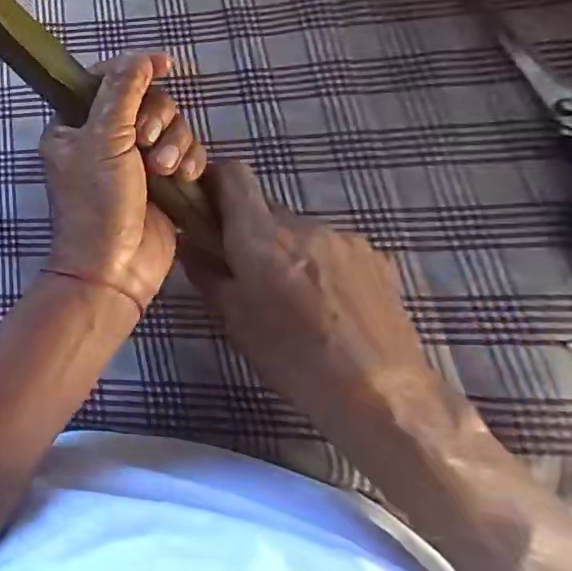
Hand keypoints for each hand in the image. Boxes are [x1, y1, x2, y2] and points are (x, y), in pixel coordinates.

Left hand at [40, 53, 206, 312]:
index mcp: (74, 126)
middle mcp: (103, 139)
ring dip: (174, 143)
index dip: (133, 69)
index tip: (162, 65)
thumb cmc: (97, 203)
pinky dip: (188, 161)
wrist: (115, 267)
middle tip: (145, 141)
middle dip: (156, 118)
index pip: (105, 80)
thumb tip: (142, 57)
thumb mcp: (103, 139)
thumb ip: (122, 92)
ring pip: (172, 126)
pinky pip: (186, 153)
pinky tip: (181, 179)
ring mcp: (133, 160)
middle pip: (146, 100)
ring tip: (162, 171)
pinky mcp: (161, 181)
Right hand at [184, 159, 447, 425]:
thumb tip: (188, 243)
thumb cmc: (292, 358)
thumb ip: (206, 273)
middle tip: (240, 271)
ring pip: (296, 230)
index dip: (212, 181)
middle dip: (245, 230)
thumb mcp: (232, 319)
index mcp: (260, 236)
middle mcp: (303, 224)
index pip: (233, 175)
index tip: (201, 207)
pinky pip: (328, 248)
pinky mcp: (375, 257)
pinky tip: (323, 306)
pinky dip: (314, 264)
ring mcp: (345, 239)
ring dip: (281, 249)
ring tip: (287, 298)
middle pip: (263, 207)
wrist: (383, 395)